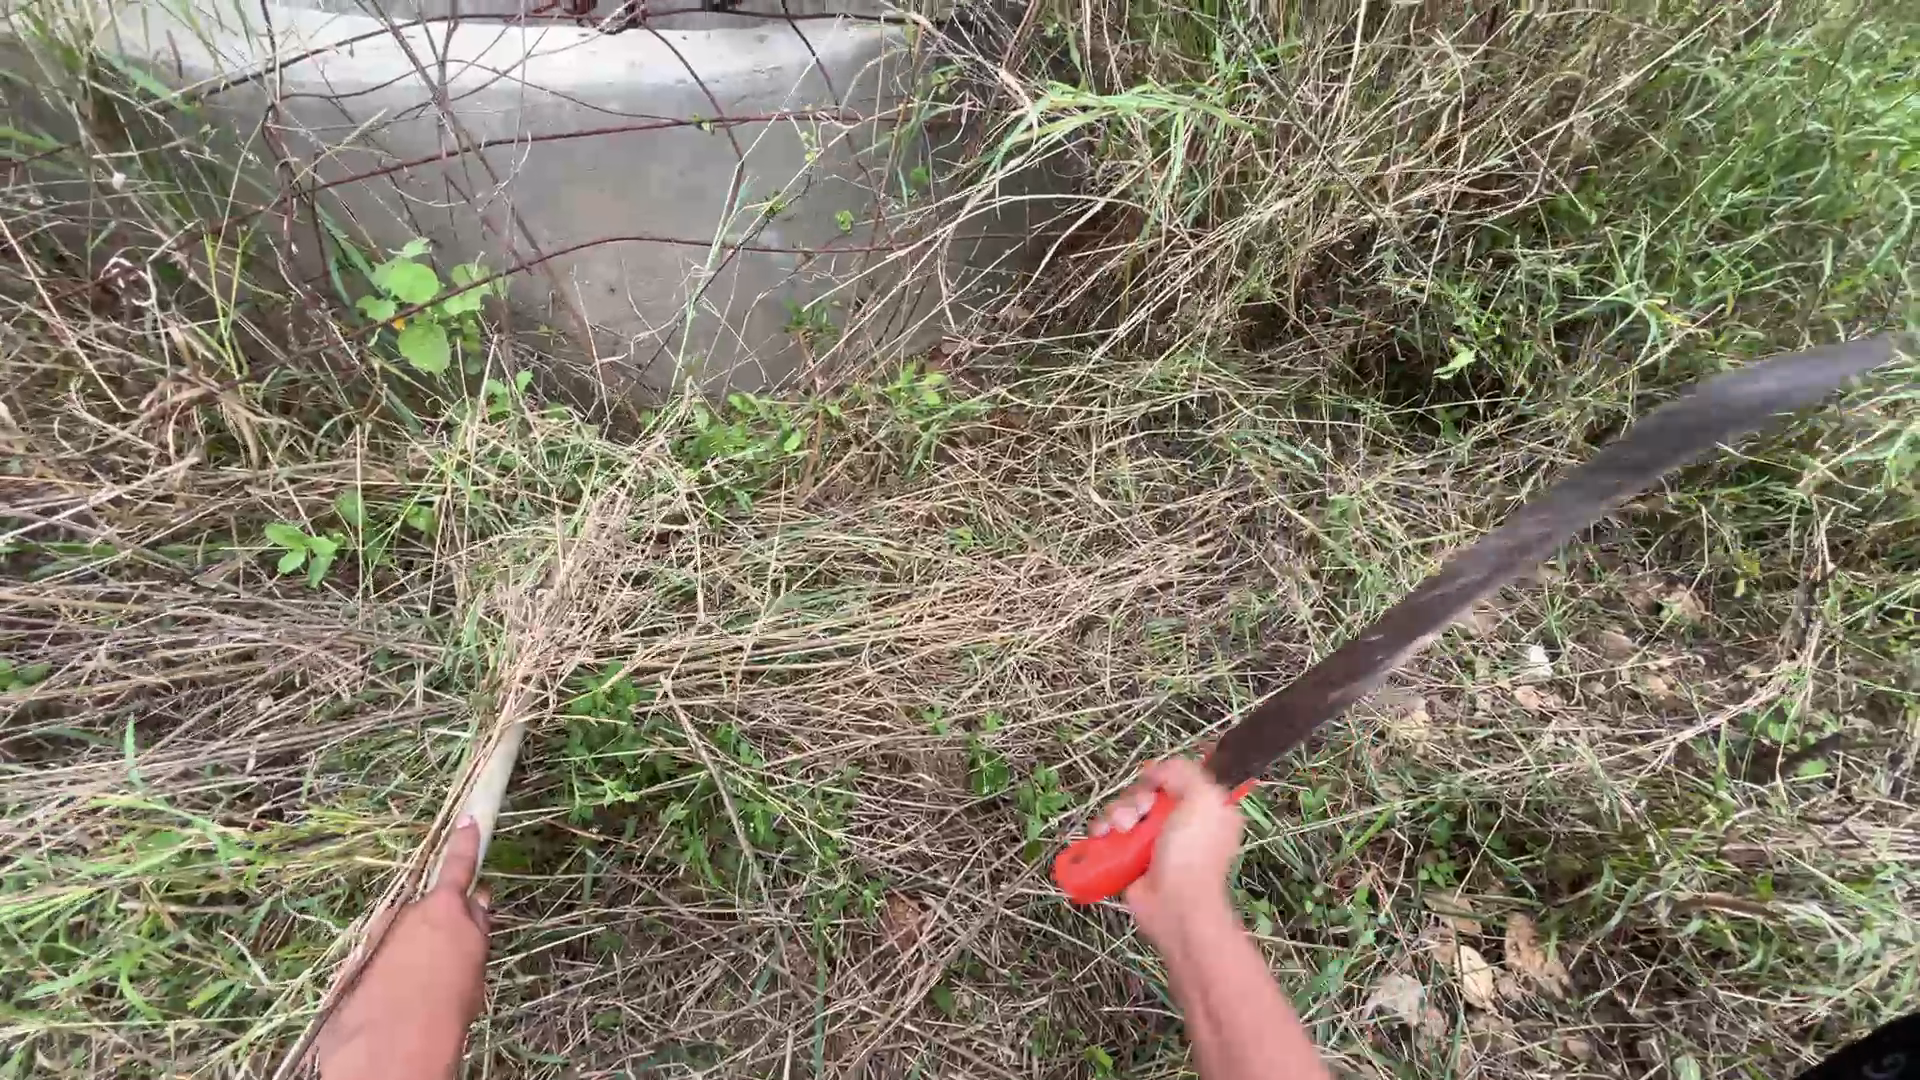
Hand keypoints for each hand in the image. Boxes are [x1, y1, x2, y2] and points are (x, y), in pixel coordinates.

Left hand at [317, 818, 490, 1079]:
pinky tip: (396, 1004)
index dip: (466, 842)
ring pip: (402, 939)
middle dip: (438, 924)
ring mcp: (376, 942)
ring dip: (412, 954)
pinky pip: (379, 965)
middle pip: (427, 910)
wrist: (389, 1050)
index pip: (459, 865)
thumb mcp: (475, 959)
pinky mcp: (351, 972)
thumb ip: (476, 925)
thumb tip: (477, 899)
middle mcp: (405, 916)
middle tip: (451, 955)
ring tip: (422, 990)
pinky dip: (390, 979)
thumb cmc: (445, 1003)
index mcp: (443, 909)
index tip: (468, 820)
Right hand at [1090, 758, 1242, 946]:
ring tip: (1120, 829)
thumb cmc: (1193, 852)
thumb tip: (1155, 772)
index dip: (1161, 777)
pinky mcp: (1130, 856)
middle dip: (1136, 798)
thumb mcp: (1203, 798)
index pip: (1176, 777)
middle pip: (1146, 791)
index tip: (1155, 785)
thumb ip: (1183, 771)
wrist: (1175, 904)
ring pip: (1124, 809)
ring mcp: (1154, 840)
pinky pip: (1110, 831)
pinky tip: (1103, 835)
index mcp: (1205, 808)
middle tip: (1140, 812)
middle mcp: (1180, 822)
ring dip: (1117, 814)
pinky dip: (1103, 830)